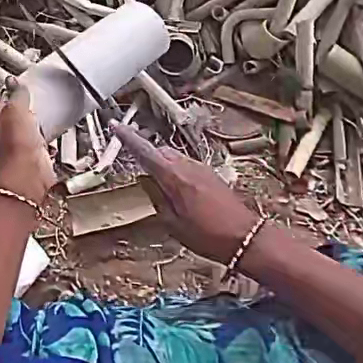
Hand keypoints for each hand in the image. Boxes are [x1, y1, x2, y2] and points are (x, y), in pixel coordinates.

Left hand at [0, 84, 55, 205]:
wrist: (28, 178)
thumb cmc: (17, 148)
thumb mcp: (16, 111)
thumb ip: (17, 95)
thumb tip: (13, 82)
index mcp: (2, 119)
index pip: (4, 100)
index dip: (11, 91)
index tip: (19, 83)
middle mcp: (11, 134)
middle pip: (18, 116)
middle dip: (27, 108)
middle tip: (37, 97)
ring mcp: (25, 147)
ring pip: (32, 130)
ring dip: (39, 124)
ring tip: (49, 113)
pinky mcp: (39, 159)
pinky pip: (45, 145)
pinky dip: (50, 141)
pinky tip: (56, 138)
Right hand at [112, 123, 263, 263]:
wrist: (246, 236)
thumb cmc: (207, 235)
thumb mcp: (173, 224)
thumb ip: (157, 199)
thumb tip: (146, 181)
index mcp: (174, 177)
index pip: (145, 151)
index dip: (128, 138)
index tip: (116, 126)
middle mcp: (187, 165)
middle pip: (159, 151)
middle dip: (146, 155)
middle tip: (137, 171)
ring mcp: (200, 167)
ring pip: (173, 157)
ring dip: (161, 164)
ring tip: (158, 186)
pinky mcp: (210, 173)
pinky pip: (185, 164)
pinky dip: (175, 170)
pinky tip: (177, 190)